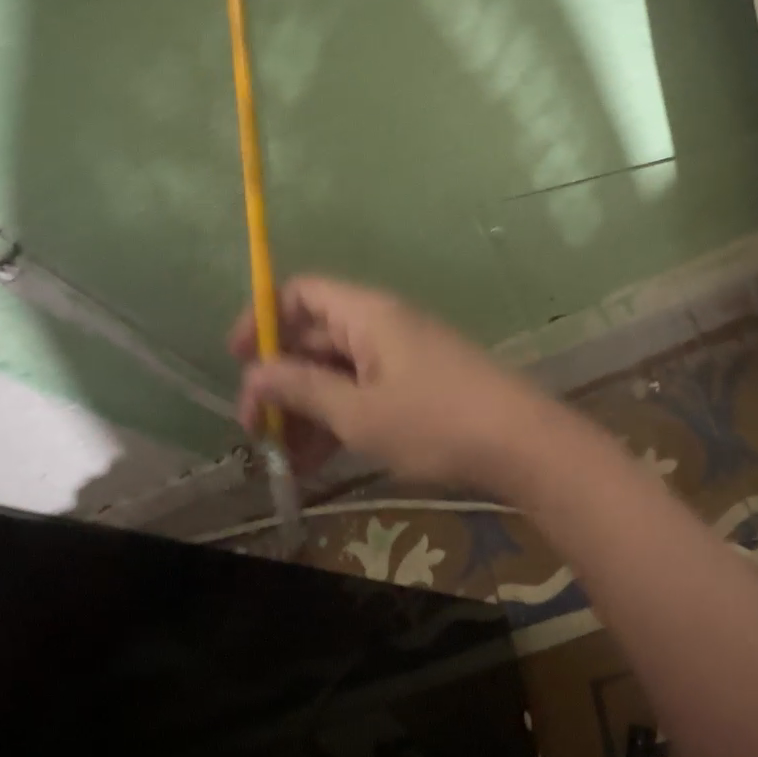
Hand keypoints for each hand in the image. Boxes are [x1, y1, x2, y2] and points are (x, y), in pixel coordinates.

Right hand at [230, 276, 570, 495]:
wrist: (521, 443)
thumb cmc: (434, 422)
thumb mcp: (357, 412)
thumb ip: (301, 390)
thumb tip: (253, 376)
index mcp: (367, 314)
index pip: (302, 292)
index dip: (263, 319)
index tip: (236, 362)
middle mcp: (384, 325)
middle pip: (316, 337)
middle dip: (281, 383)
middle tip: (257, 432)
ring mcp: (404, 356)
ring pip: (339, 372)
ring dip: (308, 411)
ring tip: (286, 462)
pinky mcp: (420, 386)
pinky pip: (365, 391)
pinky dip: (340, 419)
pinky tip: (320, 463)